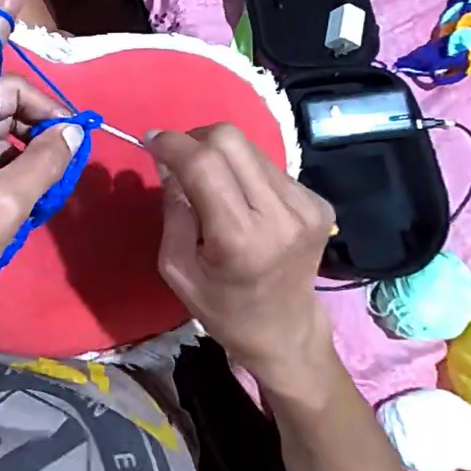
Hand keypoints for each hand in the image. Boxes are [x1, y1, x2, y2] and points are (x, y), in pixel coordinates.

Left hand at [0, 0, 80, 320]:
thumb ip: (46, 158)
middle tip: (70, 146)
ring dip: (35, 136)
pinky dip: (22, 153)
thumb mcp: (9, 200)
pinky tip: (40, 179)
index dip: (1, 12)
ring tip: (55, 171)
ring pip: (4, 118)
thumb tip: (72, 131)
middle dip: (41, 110)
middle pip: (4, 90)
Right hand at [148, 124, 335, 381]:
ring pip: (251, 147)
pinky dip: (244, 172)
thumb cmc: (222, 308)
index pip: (204, 165)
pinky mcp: (318, 203)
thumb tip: (170, 164)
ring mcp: (306, 206)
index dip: (173, 144)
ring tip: (211, 184)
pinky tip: (242, 199)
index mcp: (239, 239)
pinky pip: (269, 165)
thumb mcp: (177, 269)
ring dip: (221, 155)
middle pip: (231, 140)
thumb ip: (173, 211)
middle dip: (195, 139)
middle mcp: (280, 215)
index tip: (151, 142)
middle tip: (179, 159)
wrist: (285, 330)